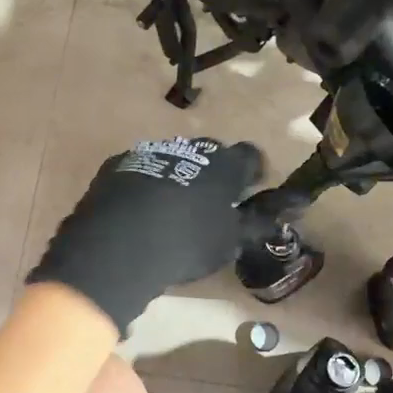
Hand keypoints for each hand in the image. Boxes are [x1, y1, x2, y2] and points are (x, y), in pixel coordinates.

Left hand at [27, 137, 264, 332]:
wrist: (118, 244)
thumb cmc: (186, 243)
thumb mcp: (229, 242)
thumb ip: (254, 224)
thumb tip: (274, 213)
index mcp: (225, 165)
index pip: (250, 155)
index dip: (252, 173)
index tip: (247, 191)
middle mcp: (190, 148)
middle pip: (211, 153)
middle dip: (214, 172)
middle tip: (210, 201)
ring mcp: (151, 151)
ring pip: (174, 158)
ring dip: (178, 175)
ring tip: (171, 207)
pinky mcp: (118, 163)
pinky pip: (141, 169)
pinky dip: (145, 183)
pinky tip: (138, 209)